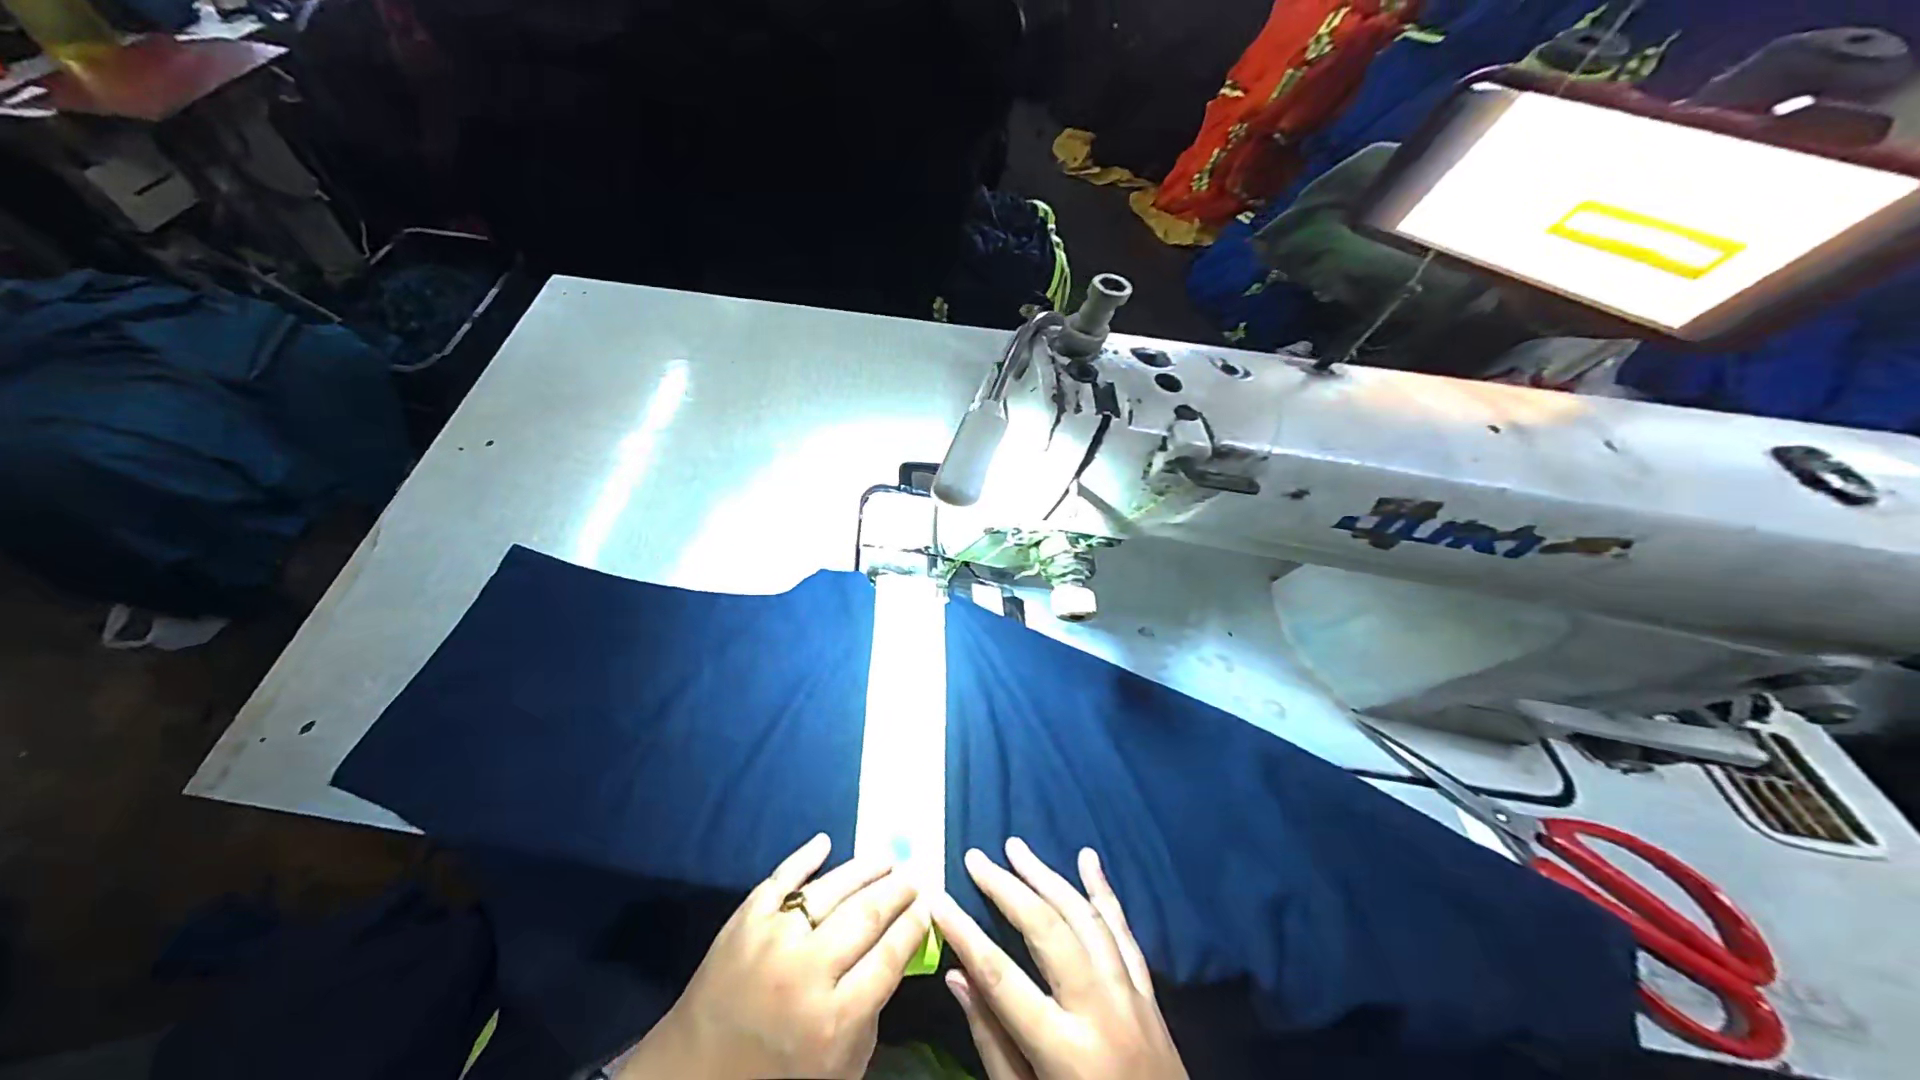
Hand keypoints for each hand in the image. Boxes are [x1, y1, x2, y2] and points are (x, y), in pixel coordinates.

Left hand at [620, 833, 927, 1079]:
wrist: (692, 1076)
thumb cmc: (776, 1078)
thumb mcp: (841, 1067)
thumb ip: (872, 1012)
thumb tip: (895, 953)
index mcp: (835, 1017)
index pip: (891, 955)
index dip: (914, 925)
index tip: (928, 905)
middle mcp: (808, 971)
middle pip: (867, 915)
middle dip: (897, 891)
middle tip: (914, 876)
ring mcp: (773, 939)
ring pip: (831, 890)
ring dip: (864, 870)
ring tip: (886, 859)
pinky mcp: (744, 921)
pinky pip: (781, 879)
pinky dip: (804, 858)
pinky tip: (825, 843)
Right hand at [930, 839, 1187, 1079]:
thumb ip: (992, 1042)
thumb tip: (957, 977)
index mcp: (1064, 1049)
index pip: (1001, 977)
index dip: (966, 934)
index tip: (938, 899)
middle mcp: (1099, 1011)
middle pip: (1047, 931)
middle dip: (1007, 888)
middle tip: (976, 858)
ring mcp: (1129, 996)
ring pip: (1085, 918)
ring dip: (1048, 878)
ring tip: (1016, 848)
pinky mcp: (1149, 993)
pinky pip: (1124, 931)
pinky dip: (1104, 892)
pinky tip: (1087, 859)